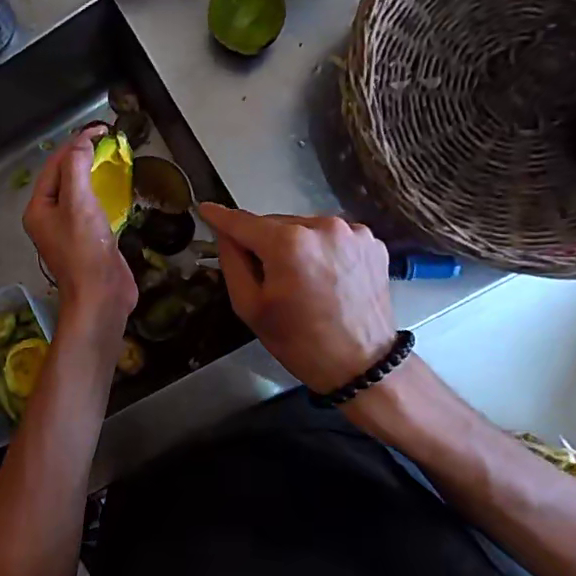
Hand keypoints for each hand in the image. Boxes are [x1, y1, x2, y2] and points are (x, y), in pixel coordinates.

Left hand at [25, 127, 136, 322]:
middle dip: (84, 156)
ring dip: (95, 174)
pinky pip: (94, 208)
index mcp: (40, 208)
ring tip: (114, 158)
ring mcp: (71, 231)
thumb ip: (77, 168)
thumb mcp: (78, 203)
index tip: (101, 129)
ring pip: (80, 193)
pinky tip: (119, 188)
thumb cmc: (85, 251)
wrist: (101, 297)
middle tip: (109, 140)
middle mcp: (51, 218)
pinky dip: (105, 193)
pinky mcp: (90, 241)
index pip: (55, 165)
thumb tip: (83, 141)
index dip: (76, 143)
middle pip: (65, 177)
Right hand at [199, 204, 395, 393]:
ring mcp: (351, 231)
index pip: (244, 222)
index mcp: (289, 243)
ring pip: (305, 228)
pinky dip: (323, 250)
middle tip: (267, 275)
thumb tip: (224, 232)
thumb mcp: (251, 307)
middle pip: (276, 224)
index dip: (221, 217)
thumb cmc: (299, 342)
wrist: (362, 366)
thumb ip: (232, 262)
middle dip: (265, 243)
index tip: (205, 209)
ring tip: (302, 279)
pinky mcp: (371, 241)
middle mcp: (322, 226)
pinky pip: (332, 237)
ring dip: (295, 245)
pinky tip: (327, 277)